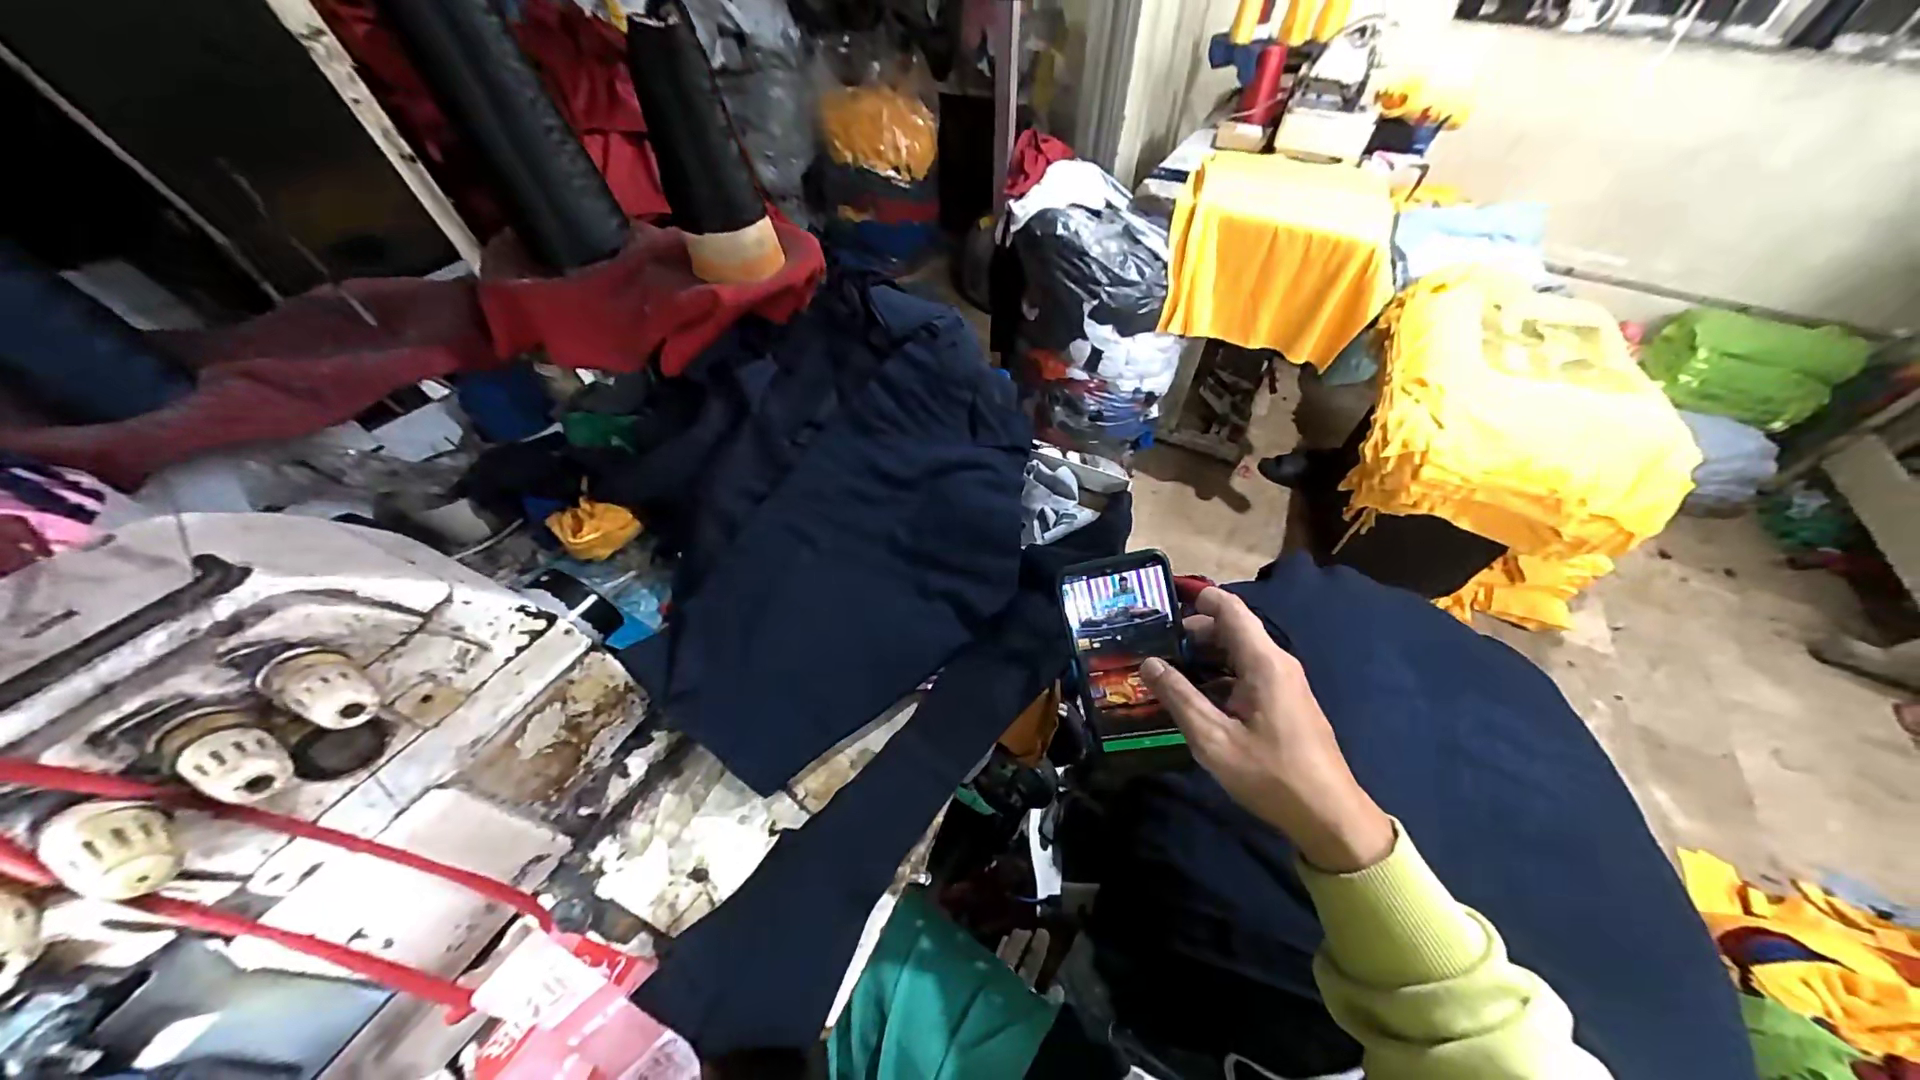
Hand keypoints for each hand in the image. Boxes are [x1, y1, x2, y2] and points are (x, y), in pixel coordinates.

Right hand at [1140, 587, 1394, 873]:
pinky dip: (1219, 675)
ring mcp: (1284, 683)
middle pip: (1233, 629)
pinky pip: (1247, 673)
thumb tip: (1149, 662)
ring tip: (1167, 669)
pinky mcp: (1285, 702)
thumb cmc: (1270, 773)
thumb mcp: (1213, 738)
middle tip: (1154, 645)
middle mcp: (1277, 663)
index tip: (1163, 606)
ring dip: (1204, 655)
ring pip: (1239, 653)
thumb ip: (1178, 696)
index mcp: (1264, 662)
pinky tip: (1195, 696)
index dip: (1198, 599)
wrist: (1329, 816)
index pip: (1230, 609)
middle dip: (1193, 632)